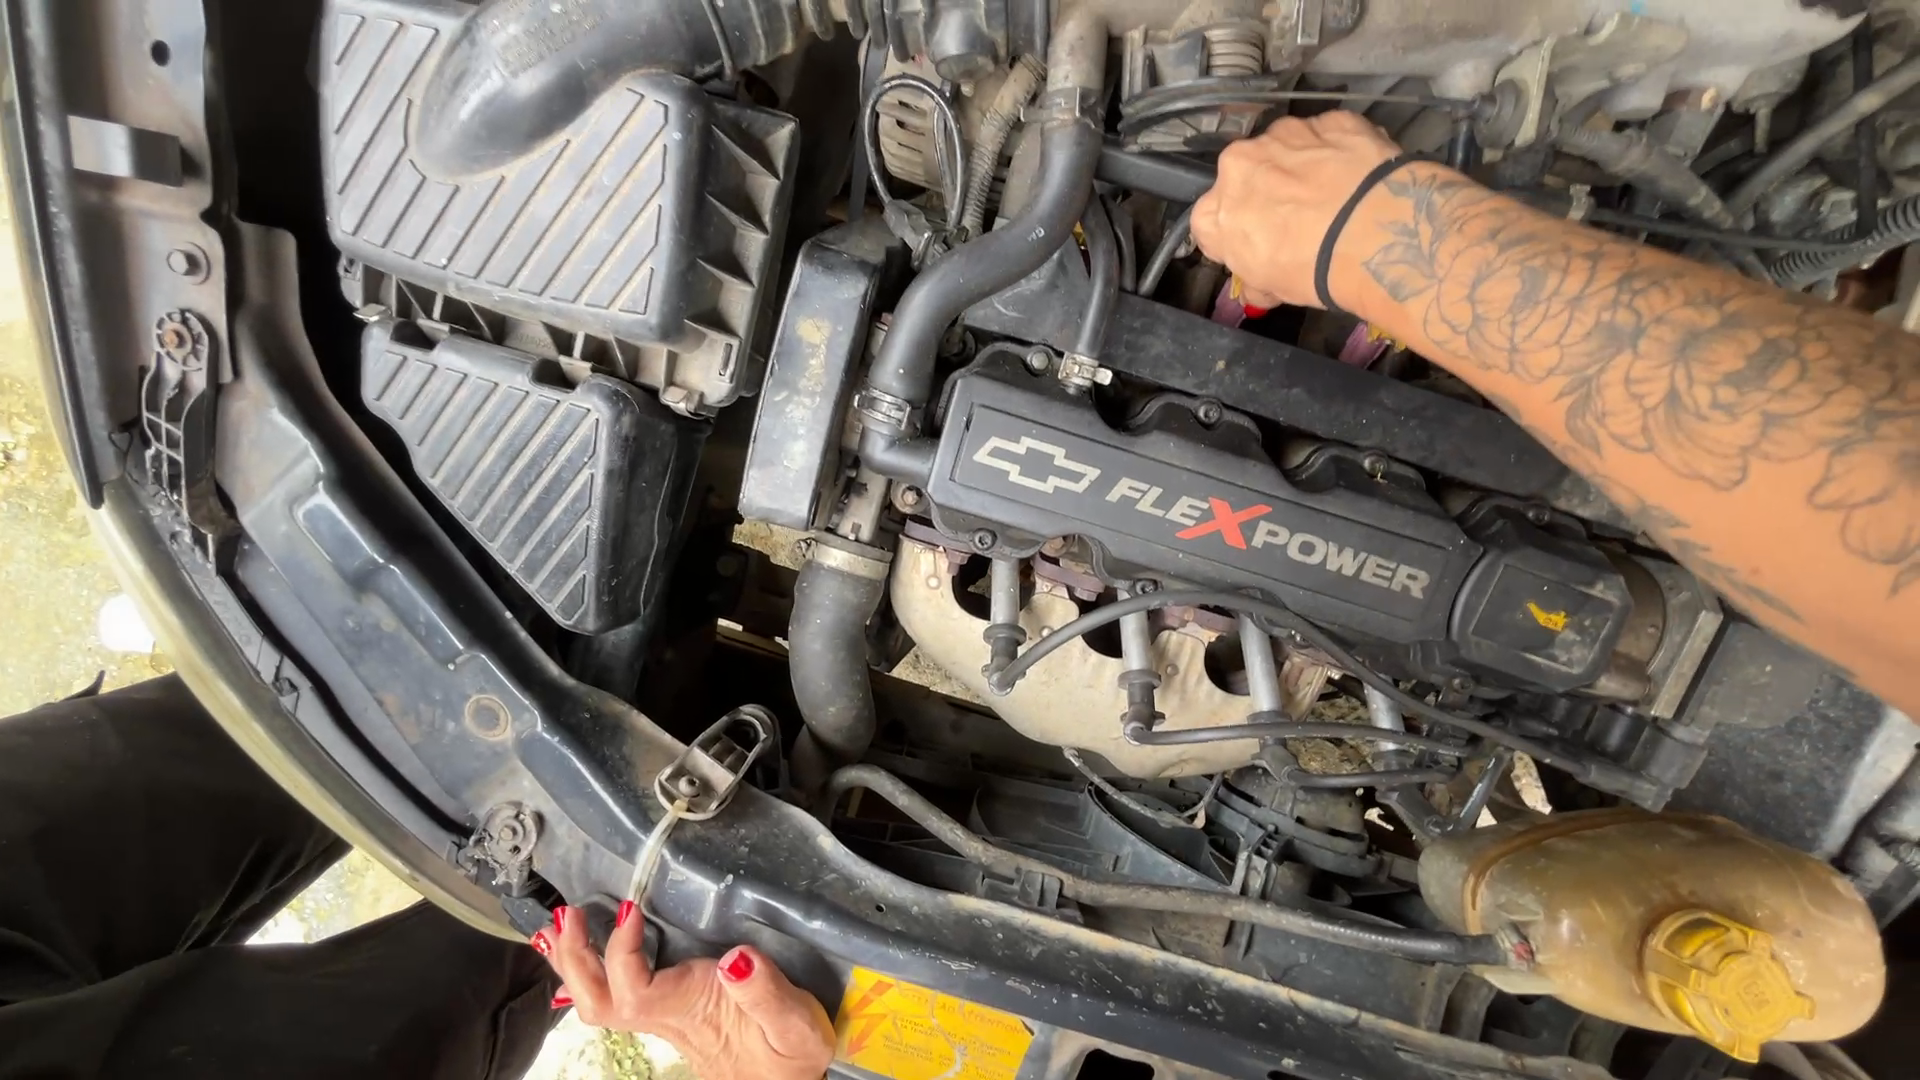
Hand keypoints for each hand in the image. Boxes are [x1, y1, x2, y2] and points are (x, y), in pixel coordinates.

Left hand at [534, 905, 835, 1079]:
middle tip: (566, 913)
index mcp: (694, 1012)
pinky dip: (591, 969)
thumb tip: (735, 960)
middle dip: (576, 959)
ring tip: (556, 925)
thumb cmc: (793, 1056)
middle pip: (601, 1001)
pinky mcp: (672, 1008)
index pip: (637, 991)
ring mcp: (666, 1015)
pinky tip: (582, 952)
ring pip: (600, 1001)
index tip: (629, 908)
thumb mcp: (794, 1026)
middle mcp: (670, 1016)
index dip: (622, 952)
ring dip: (574, 963)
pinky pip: (616, 994)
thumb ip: (766, 993)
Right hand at [1190, 112, 1403, 310]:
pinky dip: (1334, 152)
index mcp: (1212, 213)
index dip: (1233, 236)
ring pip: (1283, 151)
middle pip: (1244, 178)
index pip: (1210, 224)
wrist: (1371, 235)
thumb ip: (1253, 281)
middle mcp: (1237, 164)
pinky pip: (1325, 136)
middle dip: (1262, 193)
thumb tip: (1257, 286)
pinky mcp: (1329, 119)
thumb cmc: (1308, 268)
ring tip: (1328, 196)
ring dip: (1297, 168)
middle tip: (1292, 220)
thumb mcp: (1269, 290)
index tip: (1253, 247)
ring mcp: (1284, 134)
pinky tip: (1352, 177)